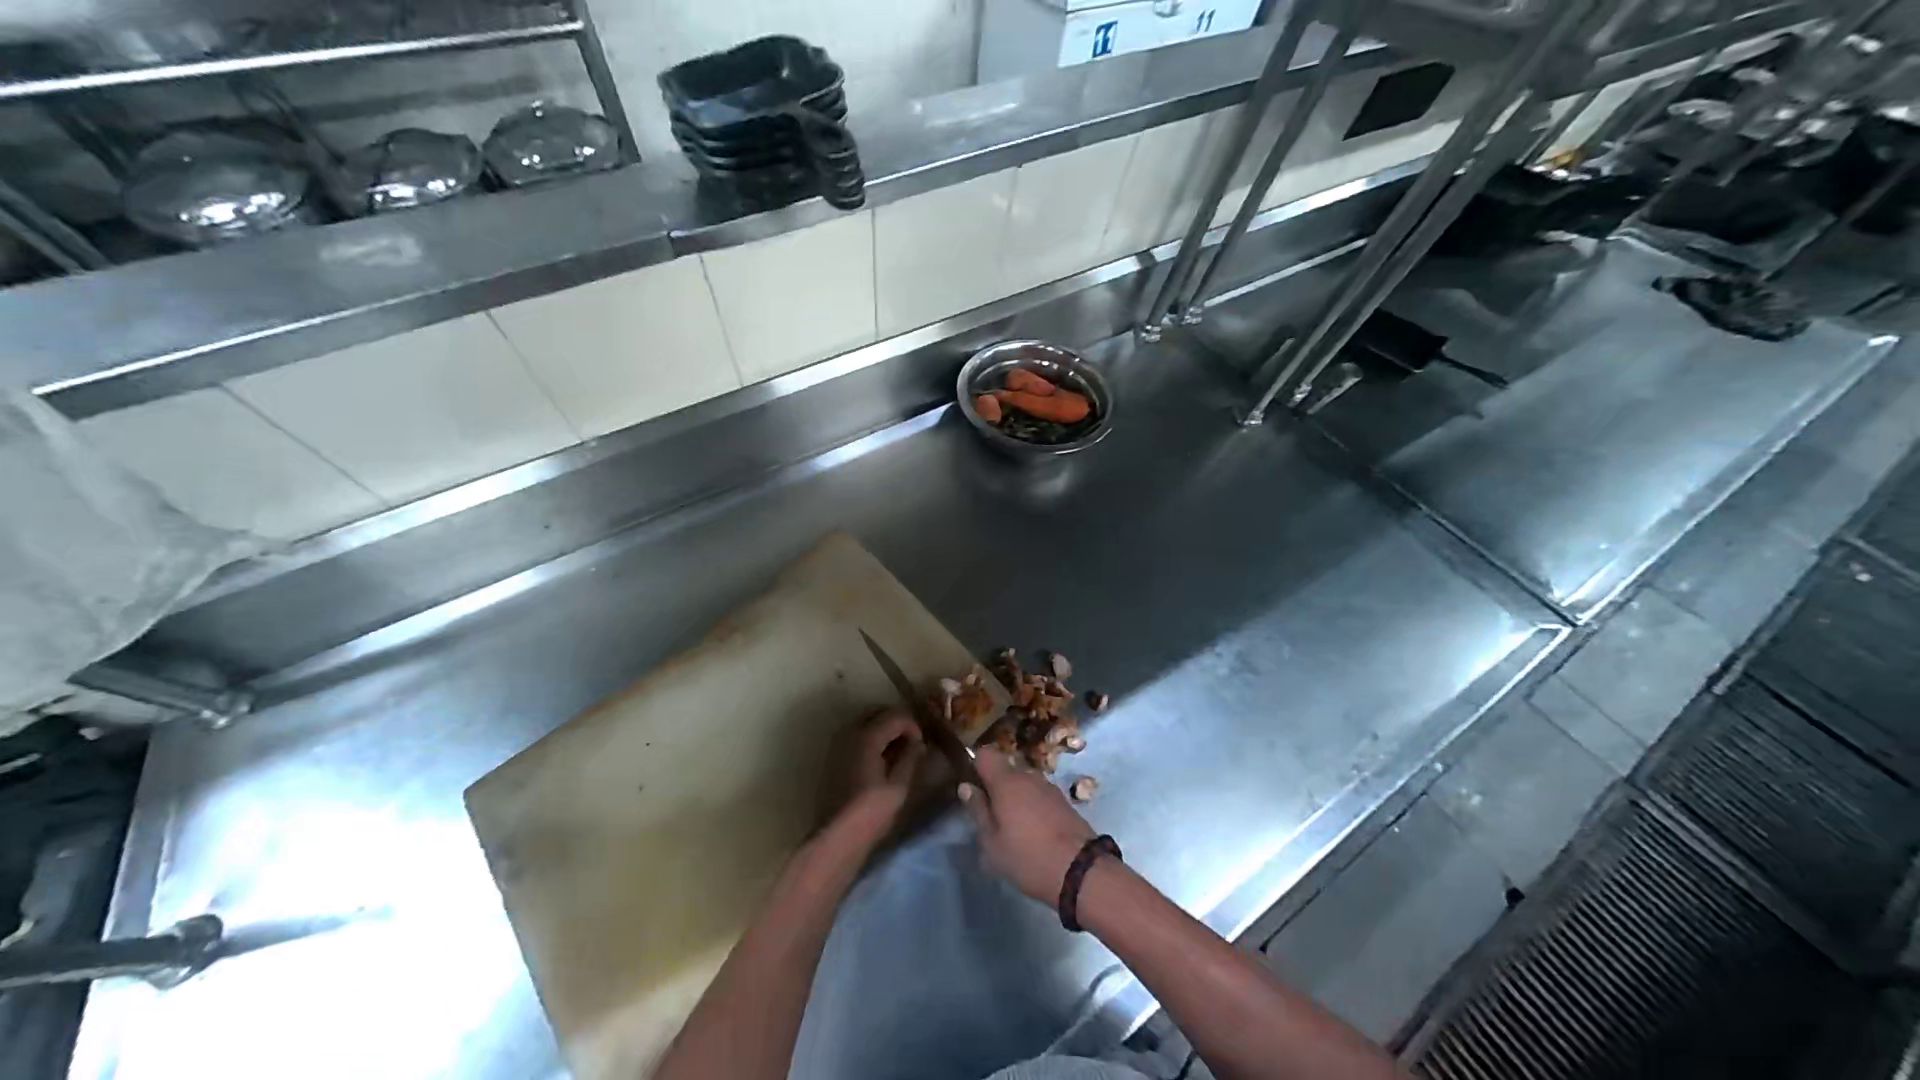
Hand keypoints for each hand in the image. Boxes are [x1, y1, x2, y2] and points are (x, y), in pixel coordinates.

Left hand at [819, 710, 925, 829]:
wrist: (836, 836)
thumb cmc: (871, 812)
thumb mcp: (899, 786)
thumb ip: (910, 758)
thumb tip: (918, 744)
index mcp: (867, 736)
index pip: (896, 716)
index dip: (913, 727)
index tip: (922, 747)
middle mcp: (850, 732)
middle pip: (878, 712)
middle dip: (898, 723)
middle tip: (912, 745)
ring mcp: (838, 743)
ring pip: (865, 722)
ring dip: (884, 730)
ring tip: (898, 752)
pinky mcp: (834, 756)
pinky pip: (856, 735)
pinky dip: (871, 738)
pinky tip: (880, 760)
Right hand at [959, 749, 1095, 904]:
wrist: (1081, 871)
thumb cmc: (1027, 858)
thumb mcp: (992, 843)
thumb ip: (978, 811)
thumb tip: (966, 786)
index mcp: (1006, 782)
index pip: (985, 753)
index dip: (976, 765)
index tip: (974, 787)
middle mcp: (1029, 777)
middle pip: (1006, 769)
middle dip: (997, 787)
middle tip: (992, 817)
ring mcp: (1050, 788)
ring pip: (1024, 783)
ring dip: (1016, 798)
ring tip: (1015, 829)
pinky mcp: (1065, 802)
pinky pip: (1040, 796)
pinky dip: (1033, 807)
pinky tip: (1035, 833)